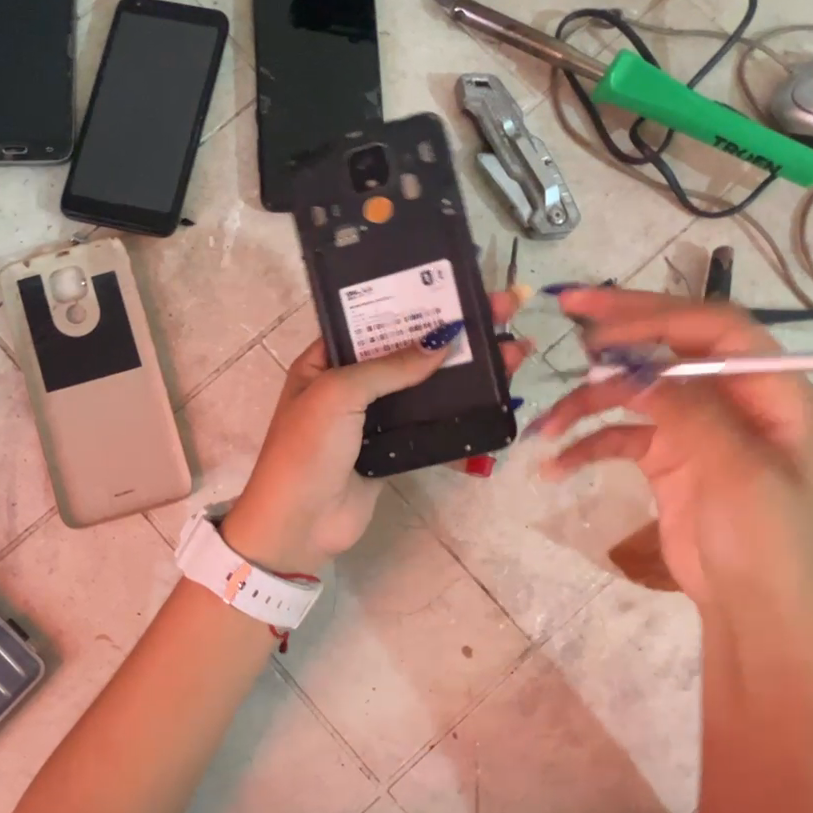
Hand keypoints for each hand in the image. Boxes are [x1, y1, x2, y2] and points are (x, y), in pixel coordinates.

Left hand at [222, 293, 531, 576]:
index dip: (411, 305)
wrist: (300, 524)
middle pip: (405, 353)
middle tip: (502, 311)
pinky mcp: (391, 452)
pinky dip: (459, 414)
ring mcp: (371, 421)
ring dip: (464, 373)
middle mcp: (347, 387)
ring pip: (424, 390)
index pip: (371, 323)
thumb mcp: (338, 393)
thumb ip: (389, 366)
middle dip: (451, 335)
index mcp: (322, 363)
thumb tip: (442, 340)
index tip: (457, 289)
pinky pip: (430, 427)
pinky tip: (495, 397)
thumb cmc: (307, 449)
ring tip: (513, 352)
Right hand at [533, 289, 812, 613]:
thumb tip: (625, 367)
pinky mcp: (665, 457)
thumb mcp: (733, 467)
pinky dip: (585, 446)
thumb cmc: (763, 535)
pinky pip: (617, 436)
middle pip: (670, 346)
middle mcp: (732, 397)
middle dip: (618, 332)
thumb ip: (685, 409)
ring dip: (586, 404)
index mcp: (769, 389)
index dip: (657, 316)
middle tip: (566, 309)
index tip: (600, 321)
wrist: (752, 604)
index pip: (713, 328)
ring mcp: (696, 426)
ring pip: (633, 392)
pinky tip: (556, 467)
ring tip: (547, 427)